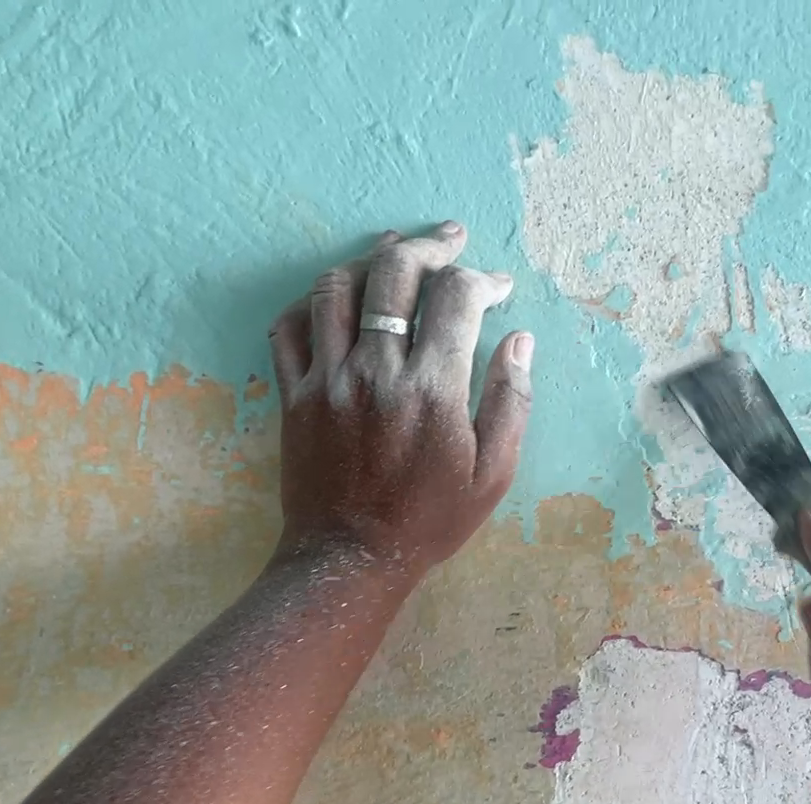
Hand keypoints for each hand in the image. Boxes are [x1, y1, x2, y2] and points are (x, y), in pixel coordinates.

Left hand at [268, 221, 531, 576]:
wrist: (352, 557)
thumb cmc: (430, 520)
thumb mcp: (493, 475)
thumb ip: (510, 402)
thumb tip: (520, 341)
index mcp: (433, 389)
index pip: (457, 299)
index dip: (483, 279)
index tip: (497, 285)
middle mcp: (377, 369)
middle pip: (396, 273)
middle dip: (430, 246)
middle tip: (450, 239)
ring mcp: (327, 378)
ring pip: (338, 287)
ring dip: (371, 259)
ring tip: (394, 250)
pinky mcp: (294, 393)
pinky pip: (290, 325)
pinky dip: (313, 299)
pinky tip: (336, 296)